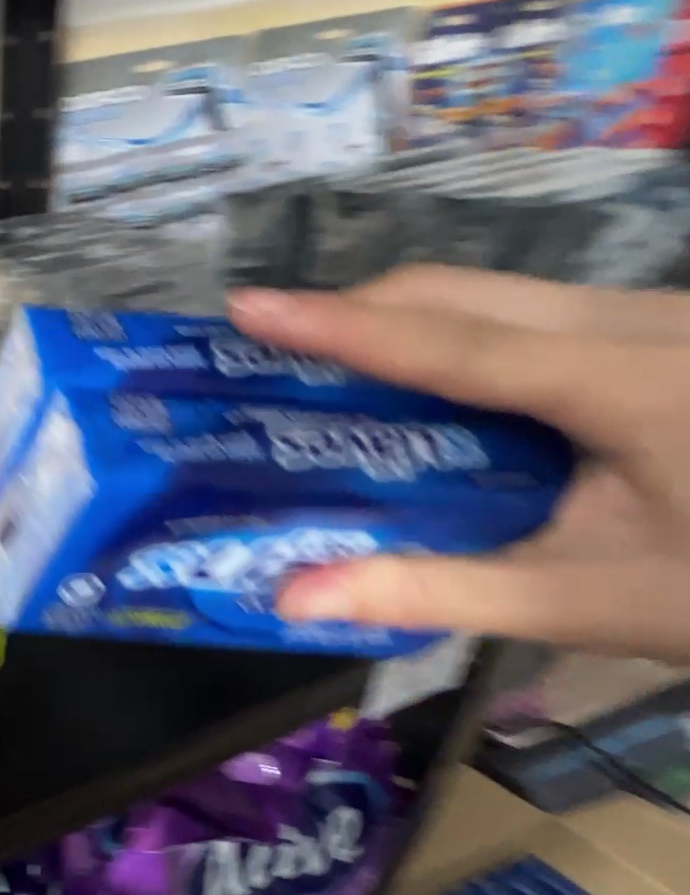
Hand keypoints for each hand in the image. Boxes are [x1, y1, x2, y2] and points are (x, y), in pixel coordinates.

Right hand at [229, 265, 689, 661]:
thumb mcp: (591, 601)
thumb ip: (434, 591)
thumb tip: (289, 597)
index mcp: (636, 386)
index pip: (452, 345)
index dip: (339, 326)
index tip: (246, 307)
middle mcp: (643, 325)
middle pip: (455, 292)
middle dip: (347, 314)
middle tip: (263, 351)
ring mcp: (653, 318)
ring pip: (484, 293)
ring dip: (387, 324)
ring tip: (315, 371)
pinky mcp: (651, 329)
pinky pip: (513, 311)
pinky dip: (435, 336)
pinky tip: (408, 386)